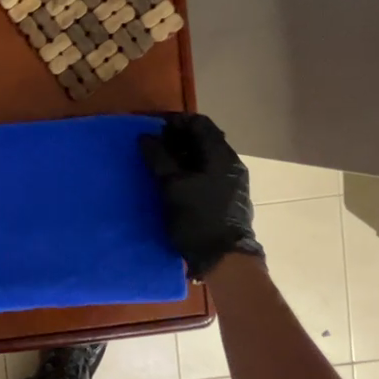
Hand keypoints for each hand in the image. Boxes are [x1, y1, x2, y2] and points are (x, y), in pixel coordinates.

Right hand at [139, 112, 263, 279]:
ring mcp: (233, 180)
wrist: (224, 257)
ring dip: (185, 153)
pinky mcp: (229, 195)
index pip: (200, 124)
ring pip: (207, 156)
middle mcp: (231, 163)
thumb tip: (146, 137)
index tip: (154, 127)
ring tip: (161, 161)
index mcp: (221, 156)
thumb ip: (159, 159)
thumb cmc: (197, 218)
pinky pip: (209, 171)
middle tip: (154, 144)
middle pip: (205, 138)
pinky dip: (192, 168)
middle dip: (179, 137)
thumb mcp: (172, 186)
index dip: (177, 121)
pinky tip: (177, 179)